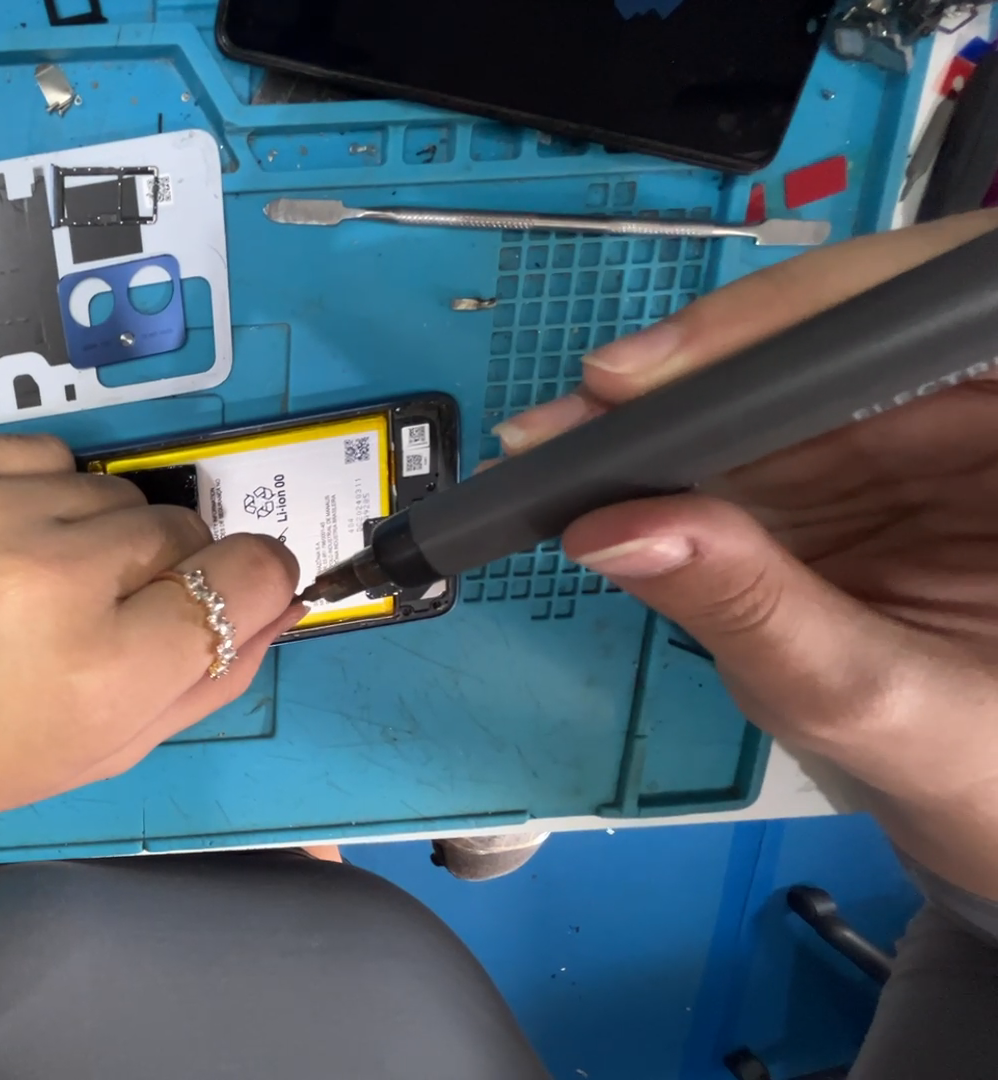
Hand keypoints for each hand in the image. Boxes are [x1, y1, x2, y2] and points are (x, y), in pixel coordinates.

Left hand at [0, 435, 301, 828]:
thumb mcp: (102, 749)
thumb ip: (209, 678)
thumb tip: (280, 601)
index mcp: (99, 670)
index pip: (243, 581)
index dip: (251, 584)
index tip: (233, 590)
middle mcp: (50, 576)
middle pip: (180, 530)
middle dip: (163, 572)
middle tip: (98, 617)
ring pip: (117, 492)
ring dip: (102, 536)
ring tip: (36, 585)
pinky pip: (52, 457)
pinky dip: (47, 495)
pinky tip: (3, 542)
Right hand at [494, 209, 997, 891]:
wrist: (987, 808)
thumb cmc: (987, 771)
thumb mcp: (877, 702)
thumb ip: (757, 612)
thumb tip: (606, 529)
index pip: (950, 318)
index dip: (805, 316)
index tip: (659, 371)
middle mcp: (986, 416)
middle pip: (842, 336)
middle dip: (699, 364)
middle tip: (583, 401)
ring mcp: (906, 437)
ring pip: (762, 380)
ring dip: (642, 408)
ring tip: (542, 441)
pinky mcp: (827, 466)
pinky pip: (724, 434)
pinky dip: (637, 449)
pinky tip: (566, 461)